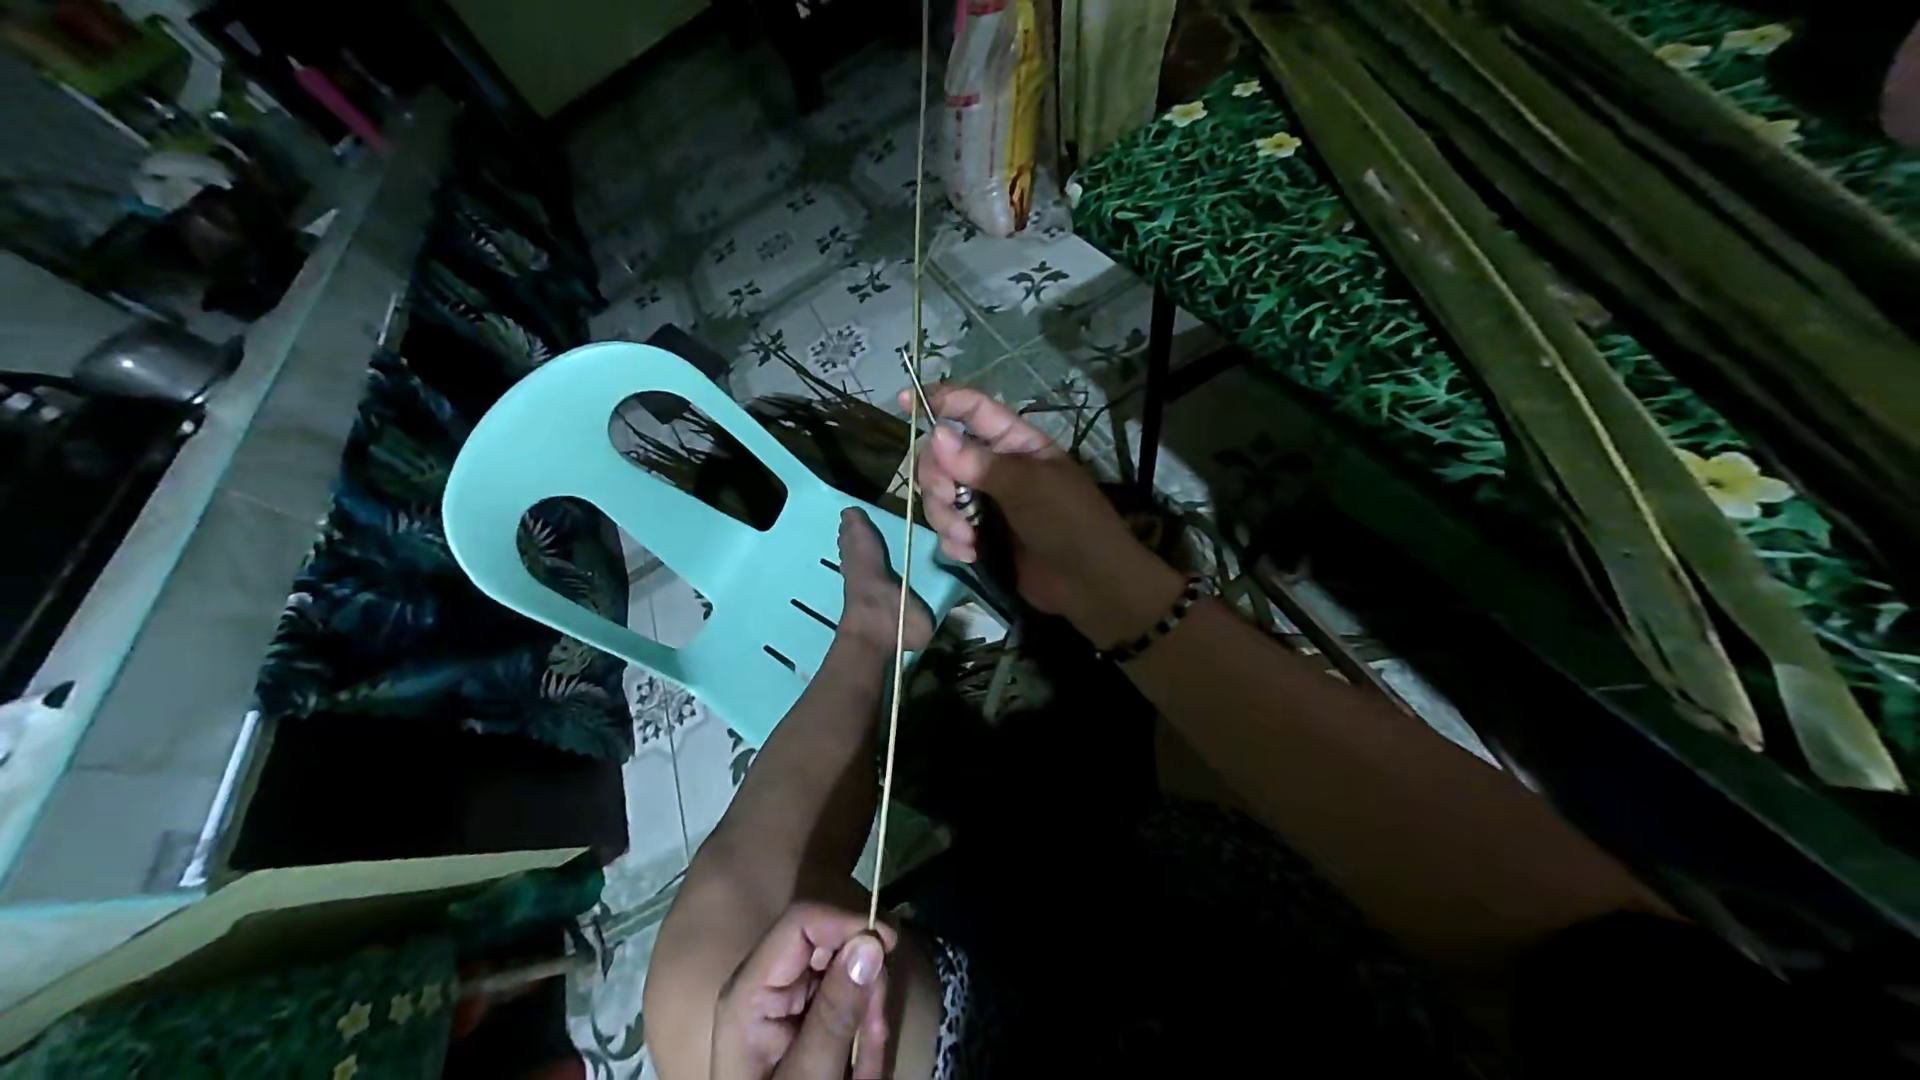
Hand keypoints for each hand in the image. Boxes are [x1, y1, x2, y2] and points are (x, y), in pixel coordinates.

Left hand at [711, 902, 896, 1079]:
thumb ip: (836, 1012)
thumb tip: (871, 942)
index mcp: (751, 989)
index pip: (802, 920)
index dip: (845, 921)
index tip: (889, 944)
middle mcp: (770, 981)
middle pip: (831, 942)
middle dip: (863, 983)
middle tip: (874, 1034)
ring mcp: (791, 997)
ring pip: (849, 971)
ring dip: (869, 1014)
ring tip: (864, 1067)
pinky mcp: (810, 1013)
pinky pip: (852, 998)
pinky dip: (867, 1028)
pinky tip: (862, 1066)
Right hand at [899, 385, 1184, 647]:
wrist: (1089, 585)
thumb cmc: (1071, 524)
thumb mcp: (1031, 488)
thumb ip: (982, 465)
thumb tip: (936, 435)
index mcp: (1014, 442)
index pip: (972, 410)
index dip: (940, 401)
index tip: (904, 401)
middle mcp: (994, 467)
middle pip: (942, 456)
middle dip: (938, 480)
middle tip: (950, 500)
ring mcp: (984, 501)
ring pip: (939, 495)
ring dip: (945, 517)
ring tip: (968, 539)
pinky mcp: (978, 534)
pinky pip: (946, 528)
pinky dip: (952, 541)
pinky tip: (970, 554)